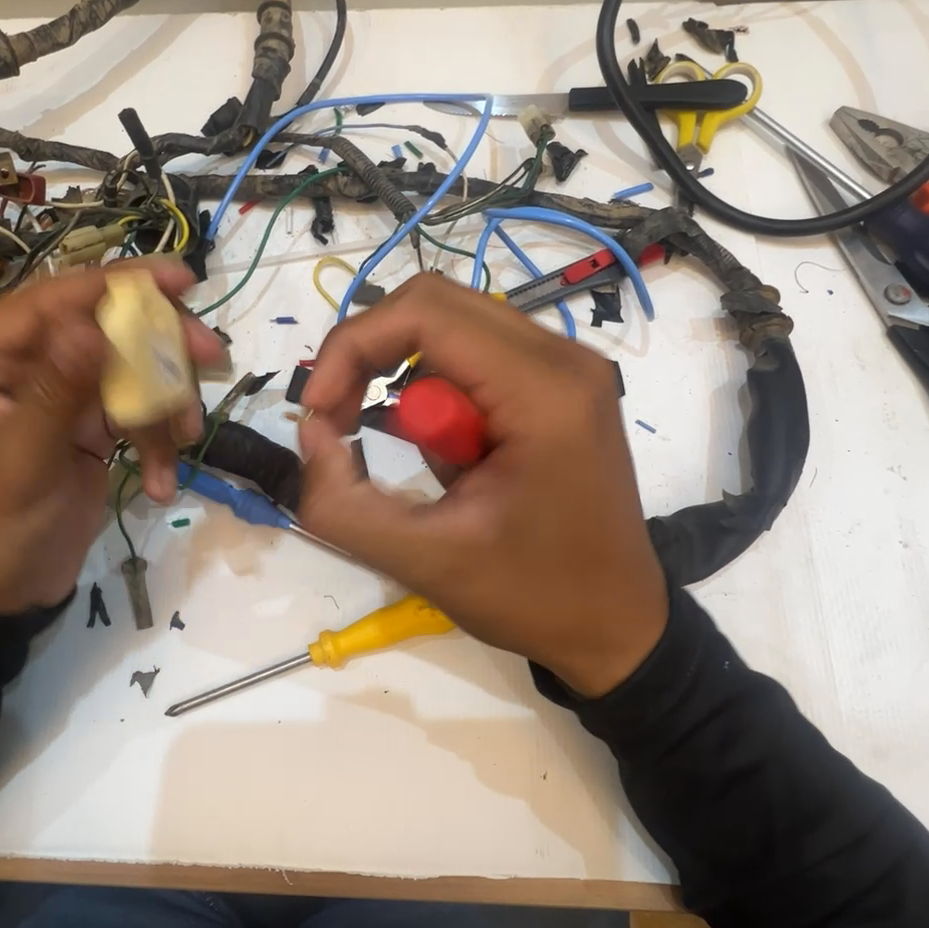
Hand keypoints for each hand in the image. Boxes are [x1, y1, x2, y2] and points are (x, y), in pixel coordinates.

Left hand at [0, 259, 224, 614]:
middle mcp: (20, 363)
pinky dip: (157, 443)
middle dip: (160, 347)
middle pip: (105, 327)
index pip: (57, 299)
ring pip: (131, 369)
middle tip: (212, 359)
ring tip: (185, 440)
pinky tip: (162, 483)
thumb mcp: (22, 459)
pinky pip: (136, 413)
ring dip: (166, 404)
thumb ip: (57, 387)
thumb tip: (91, 321)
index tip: (184, 280)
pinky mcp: (87, 426)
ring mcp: (58, 394)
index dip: (122, 284)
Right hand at [296, 275, 667, 695]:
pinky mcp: (564, 384)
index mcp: (543, 392)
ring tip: (417, 454)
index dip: (353, 346)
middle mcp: (564, 358)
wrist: (618, 623)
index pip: (426, 313)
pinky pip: (479, 355)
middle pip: (437, 304)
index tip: (318, 411)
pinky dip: (442, 391)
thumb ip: (343, 503)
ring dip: (409, 378)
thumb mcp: (426, 561)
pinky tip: (455, 453)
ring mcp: (570, 366)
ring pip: (454, 326)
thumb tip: (310, 431)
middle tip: (340, 420)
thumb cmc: (533, 598)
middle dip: (372, 355)